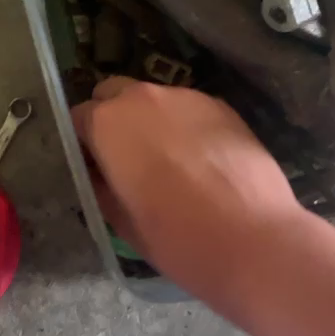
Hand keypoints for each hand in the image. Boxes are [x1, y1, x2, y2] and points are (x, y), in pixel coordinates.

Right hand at [72, 77, 315, 293]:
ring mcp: (185, 96)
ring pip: (154, 99)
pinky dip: (185, 126)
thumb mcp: (121, 219)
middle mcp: (141, 97)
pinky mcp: (221, 105)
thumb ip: (100, 185)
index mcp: (107, 122)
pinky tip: (202, 161)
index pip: (79, 117)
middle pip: (113, 94)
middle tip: (128, 158)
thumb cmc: (177, 237)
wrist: (255, 241)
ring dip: (151, 121)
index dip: (84, 143)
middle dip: (113, 118)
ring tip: (171, 161)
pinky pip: (188, 109)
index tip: (95, 168)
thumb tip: (98, 172)